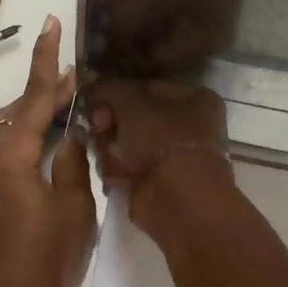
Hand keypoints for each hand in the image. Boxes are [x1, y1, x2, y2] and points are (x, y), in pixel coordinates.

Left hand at [0, 16, 94, 286]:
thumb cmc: (48, 257)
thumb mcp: (73, 205)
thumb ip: (70, 160)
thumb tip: (67, 132)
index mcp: (12, 156)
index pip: (35, 98)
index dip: (48, 61)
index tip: (53, 24)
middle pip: (19, 110)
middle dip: (46, 91)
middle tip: (75, 77)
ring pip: (6, 127)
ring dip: (31, 114)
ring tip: (62, 106)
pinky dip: (17, 135)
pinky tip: (34, 142)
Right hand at [86, 80, 233, 237]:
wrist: (177, 199)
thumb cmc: (161, 139)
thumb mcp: (131, 102)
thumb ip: (109, 88)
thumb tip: (92, 87)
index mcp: (195, 99)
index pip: (146, 87)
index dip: (117, 92)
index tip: (95, 101)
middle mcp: (188, 125)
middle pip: (134, 115)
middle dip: (110, 121)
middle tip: (98, 126)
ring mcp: (173, 155)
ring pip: (128, 141)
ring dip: (110, 146)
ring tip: (110, 154)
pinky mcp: (158, 181)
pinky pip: (128, 166)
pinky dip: (118, 168)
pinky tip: (116, 174)